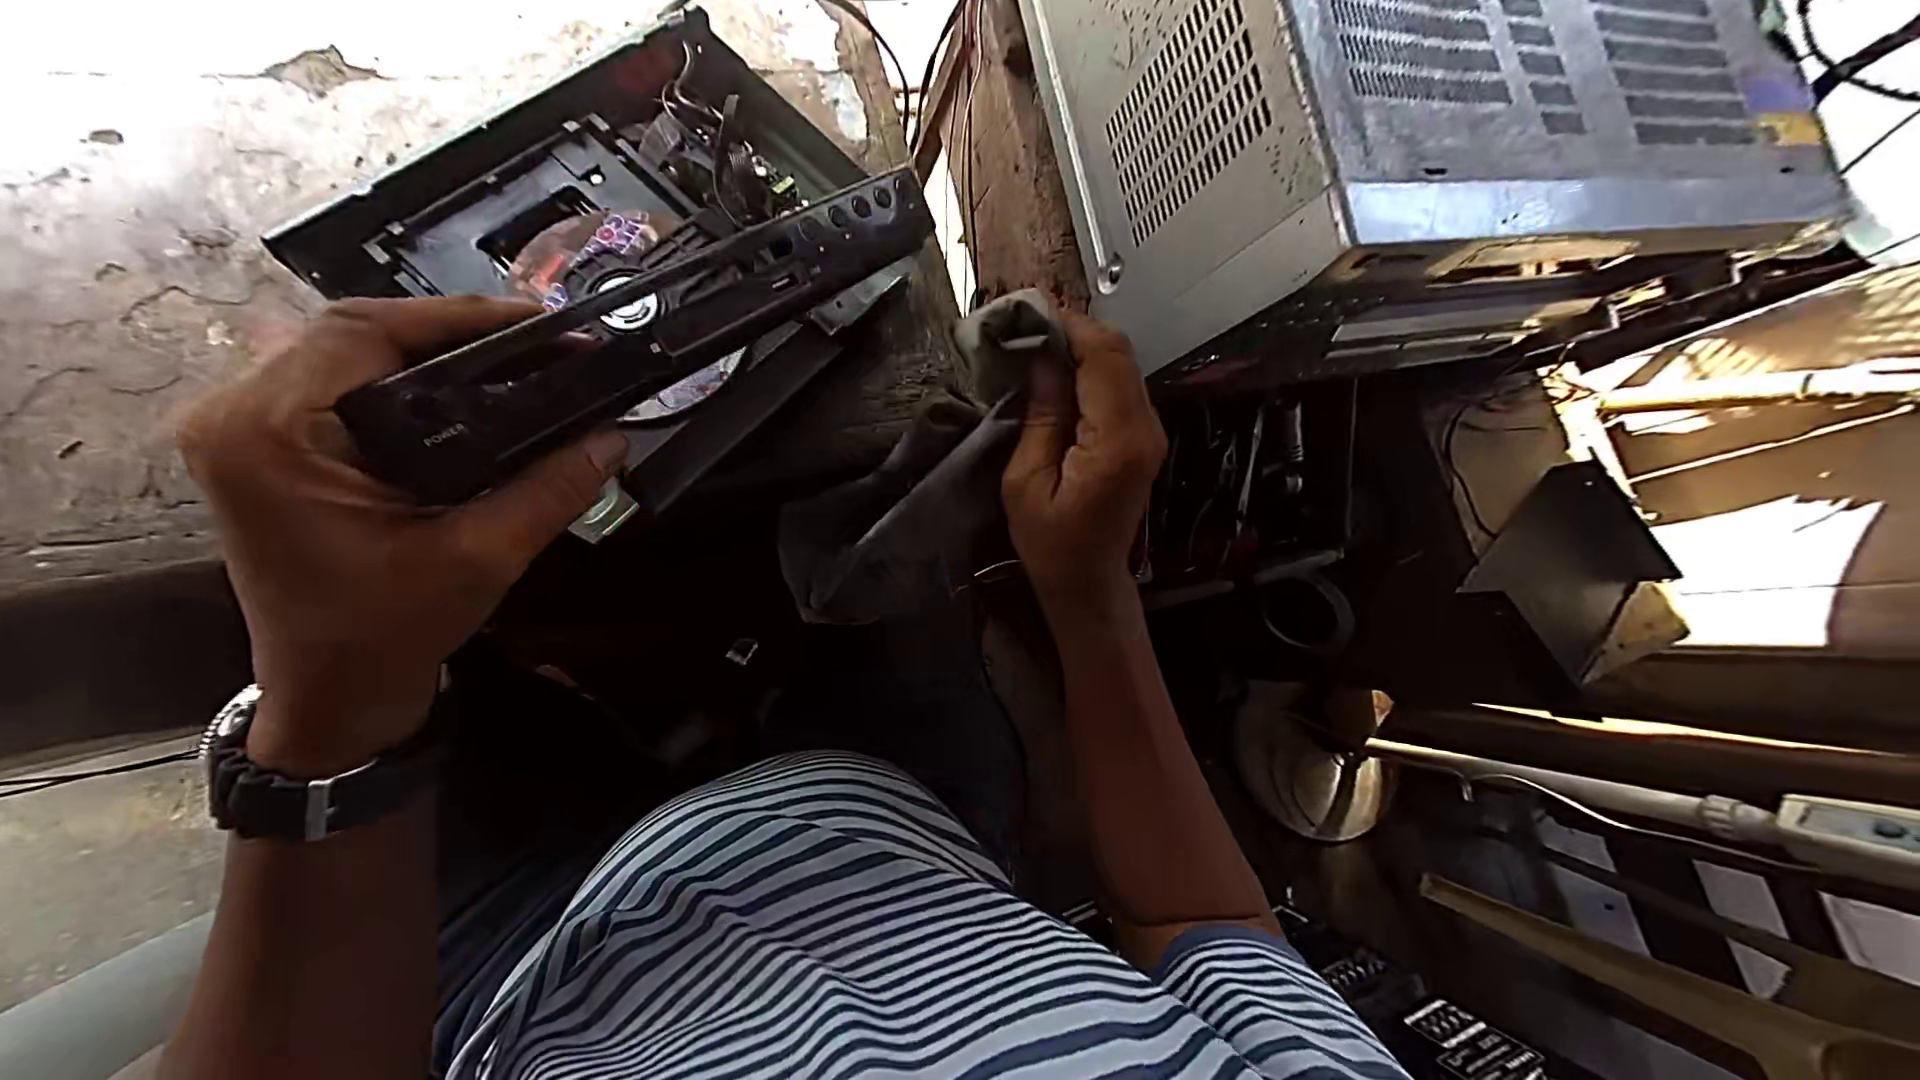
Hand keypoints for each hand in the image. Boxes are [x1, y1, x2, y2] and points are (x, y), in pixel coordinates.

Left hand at [178, 297, 626, 774]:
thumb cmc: (389, 631)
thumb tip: (611, 438)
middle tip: (541, 343)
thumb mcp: (482, 557)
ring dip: (438, 351)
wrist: (334, 689)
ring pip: (352, 354)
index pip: (362, 332)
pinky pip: (351, 386)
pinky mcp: (279, 448)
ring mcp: (254, 431)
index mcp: (270, 436)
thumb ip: (550, 491)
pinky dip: (417, 379)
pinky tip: (472, 391)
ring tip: (518, 359)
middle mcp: (242, 416)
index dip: (459, 316)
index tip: (540, 324)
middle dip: (456, 329)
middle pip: (354, 333)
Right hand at [1001, 311, 1166, 617]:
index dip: (1069, 327)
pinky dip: (1090, 370)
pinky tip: (1058, 374)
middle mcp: (1144, 430)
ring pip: (1122, 364)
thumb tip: (1042, 360)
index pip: (1104, 357)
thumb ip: (1041, 415)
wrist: (1087, 578)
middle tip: (1028, 329)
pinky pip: (1120, 385)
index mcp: (1116, 442)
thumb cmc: (1050, 543)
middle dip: (1074, 332)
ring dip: (1081, 349)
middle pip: (1119, 353)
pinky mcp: (1143, 436)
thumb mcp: (1025, 481)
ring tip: (1037, 348)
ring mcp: (1149, 432)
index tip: (1030, 316)